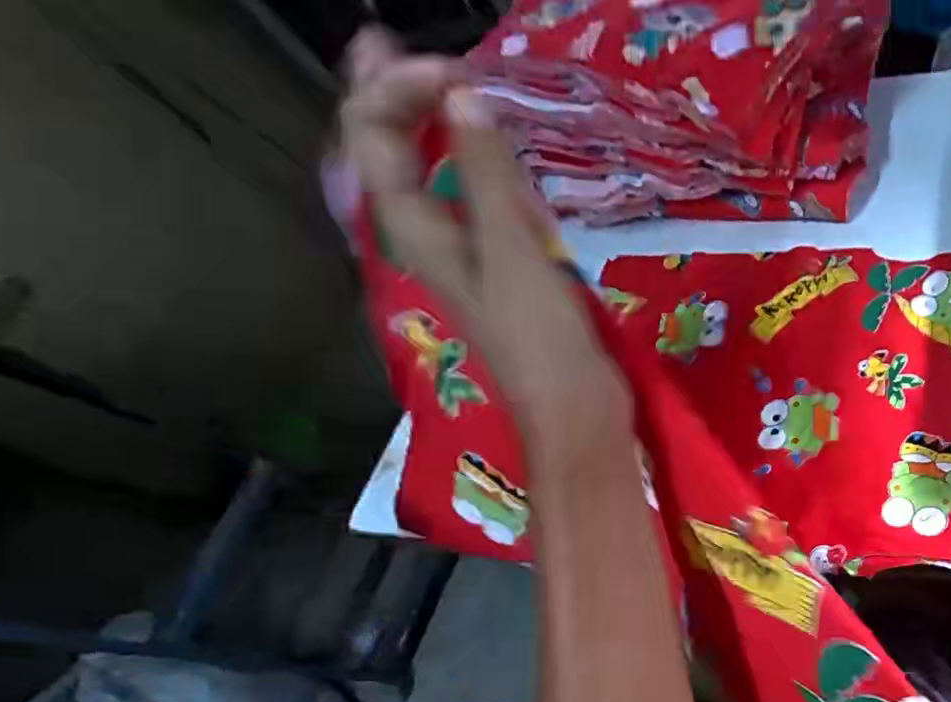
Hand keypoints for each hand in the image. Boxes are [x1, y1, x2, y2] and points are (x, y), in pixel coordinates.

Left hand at [338, 28, 629, 459]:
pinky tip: (492, 160)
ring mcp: (470, 255)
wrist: (575, 408)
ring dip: (429, 130)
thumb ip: (488, 176)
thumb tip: (464, 97)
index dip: (399, 90)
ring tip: (434, 86)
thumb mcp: (512, 252)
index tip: (458, 72)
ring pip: (433, 178)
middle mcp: (432, 237)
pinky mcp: (508, 271)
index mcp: (416, 230)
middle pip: (390, 154)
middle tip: (392, 44)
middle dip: (389, 97)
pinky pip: (478, 205)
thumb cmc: (540, 338)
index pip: (375, 137)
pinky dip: (478, 171)